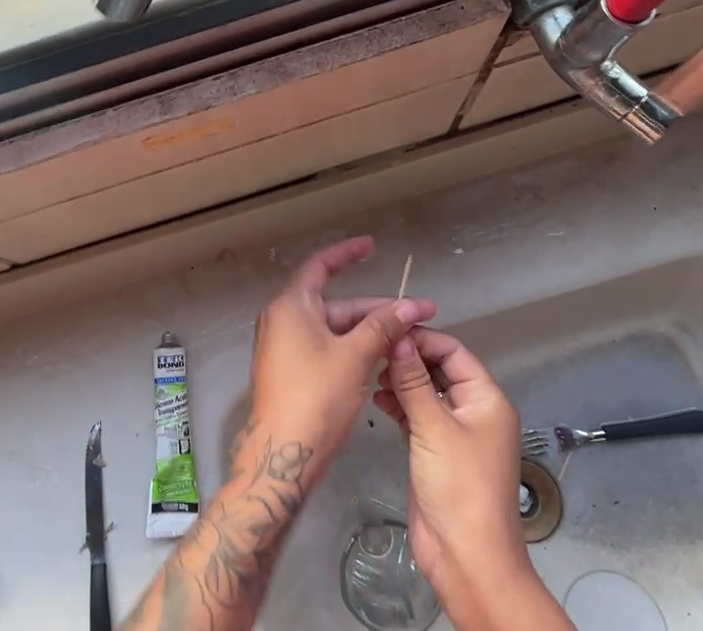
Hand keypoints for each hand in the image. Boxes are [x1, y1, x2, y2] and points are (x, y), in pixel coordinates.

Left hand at [246, 236, 435, 485]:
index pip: (320, 266)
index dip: (347, 253)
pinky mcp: (293, 372)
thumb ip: (383, 327)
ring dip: (370, 332)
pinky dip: (355, 349)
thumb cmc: (315, 397)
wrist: (283, 455)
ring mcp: (286, 348)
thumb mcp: (354, 357)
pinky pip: (328, 348)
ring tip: (410, 338)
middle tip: (420, 313)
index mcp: (290, 306)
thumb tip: (410, 305)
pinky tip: (385, 359)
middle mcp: (284, 320)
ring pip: (335, 329)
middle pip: (336, 304)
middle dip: (377, 308)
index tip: (372, 246)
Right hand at [375, 328, 571, 630]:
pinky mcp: (435, 451)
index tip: (386, 331)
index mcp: (486, 399)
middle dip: (409, 359)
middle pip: (439, 370)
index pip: (454, 352)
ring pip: (425, 392)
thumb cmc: (459, 486)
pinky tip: (377, 400)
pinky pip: (417, 416)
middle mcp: (473, 411)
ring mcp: (453, 433)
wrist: (467, 556)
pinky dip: (399, 405)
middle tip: (372, 351)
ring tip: (371, 376)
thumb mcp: (434, 427)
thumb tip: (398, 338)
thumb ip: (413, 381)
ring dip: (401, 382)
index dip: (422, 339)